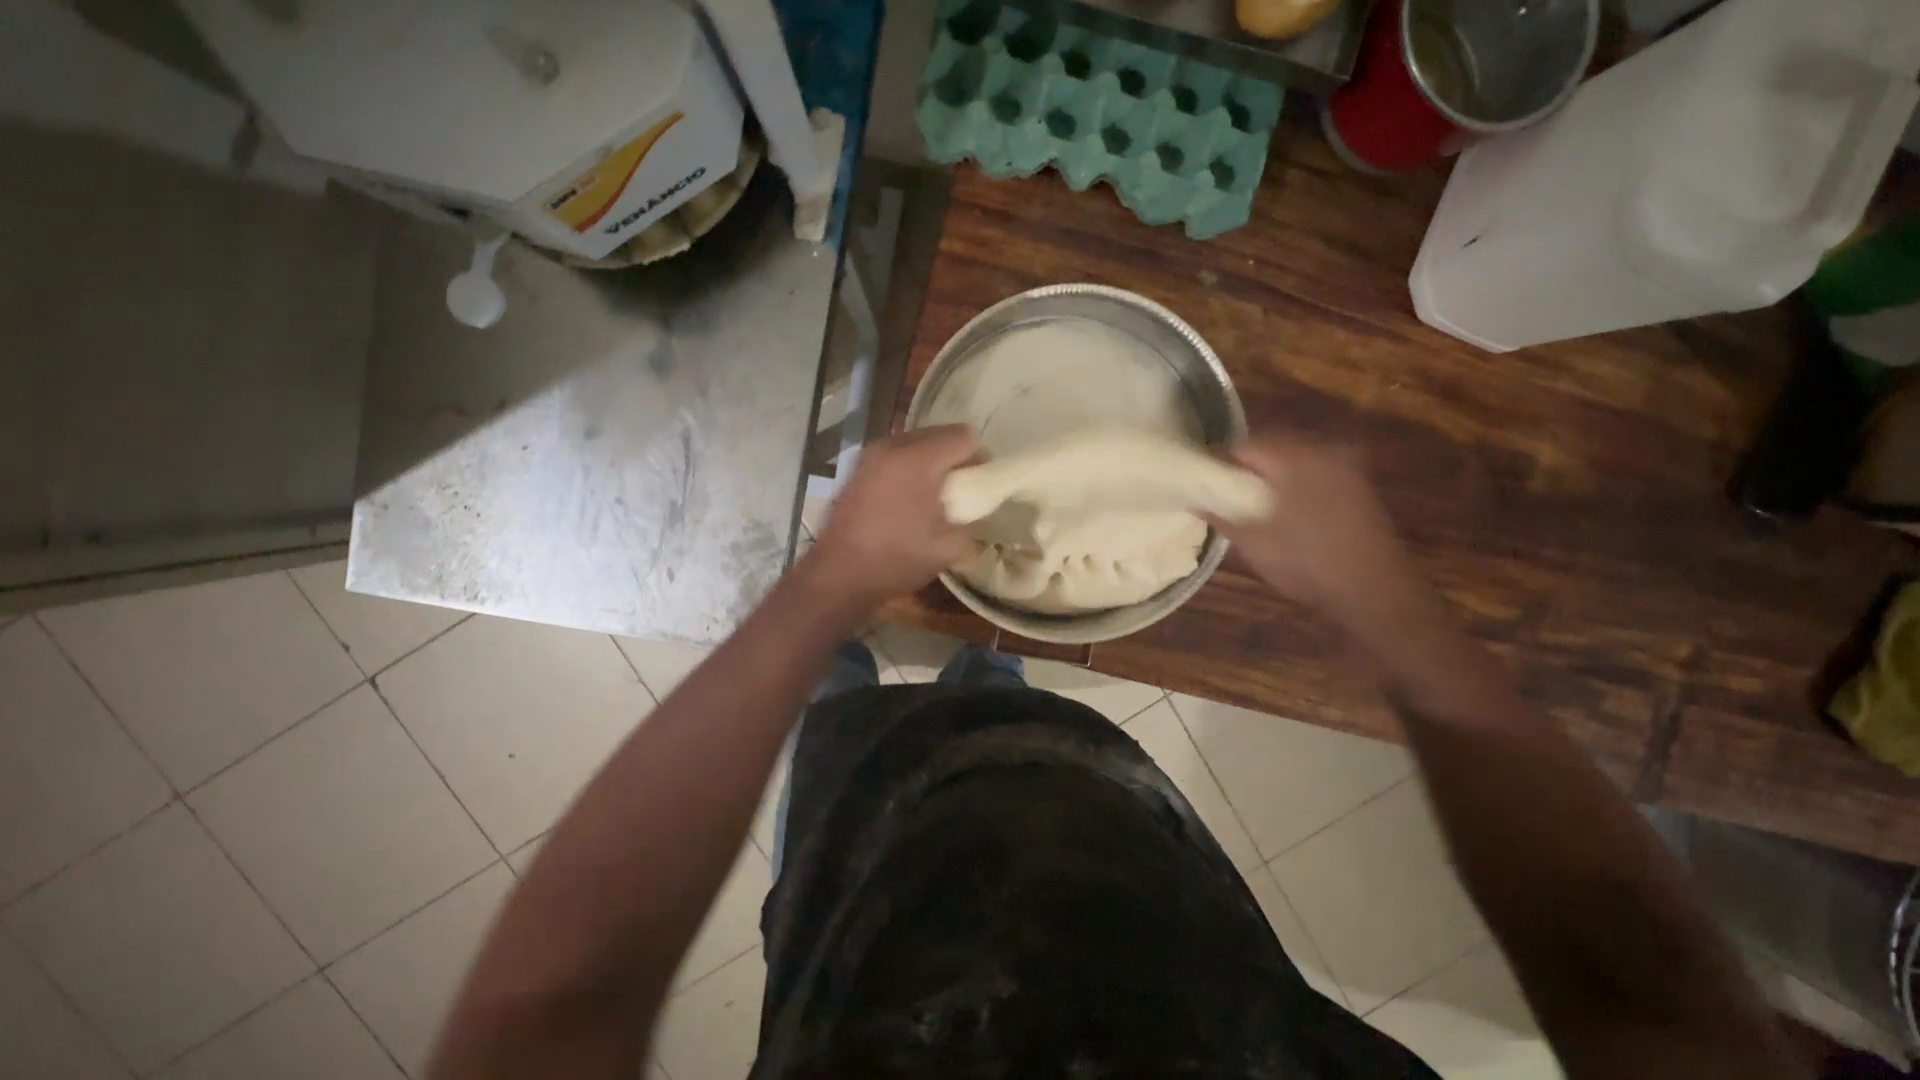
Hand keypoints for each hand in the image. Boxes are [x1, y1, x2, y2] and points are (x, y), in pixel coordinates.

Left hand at [799, 425, 979, 610]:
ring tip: (934, 495)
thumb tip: (978, 512)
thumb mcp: (949, 547)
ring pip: (914, 443)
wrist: (838, 575)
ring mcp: (869, 456)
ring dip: (930, 461)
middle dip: (954, 457)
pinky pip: (894, 456)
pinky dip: (908, 468)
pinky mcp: (856, 470)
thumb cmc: (896, 559)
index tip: (980, 484)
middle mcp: (892, 446)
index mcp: (918, 459)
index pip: (964, 436)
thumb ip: (973, 522)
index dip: (980, 458)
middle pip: (938, 434)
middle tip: (961, 490)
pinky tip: (907, 500)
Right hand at [1214, 436, 1423, 624]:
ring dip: (1272, 474)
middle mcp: (1323, 452)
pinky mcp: (1359, 487)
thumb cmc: (1308, 563)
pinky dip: (1296, 483)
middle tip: (1224, 492)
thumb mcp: (1254, 544)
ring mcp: (1346, 468)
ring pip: (1296, 460)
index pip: (1244, 445)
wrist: (1374, 590)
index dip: (1219, 461)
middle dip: (1247, 467)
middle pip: (1272, 447)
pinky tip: (1286, 510)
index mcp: (1294, 458)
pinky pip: (1316, 473)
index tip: (1202, 481)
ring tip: (1252, 502)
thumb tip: (1196, 500)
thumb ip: (1222, 516)